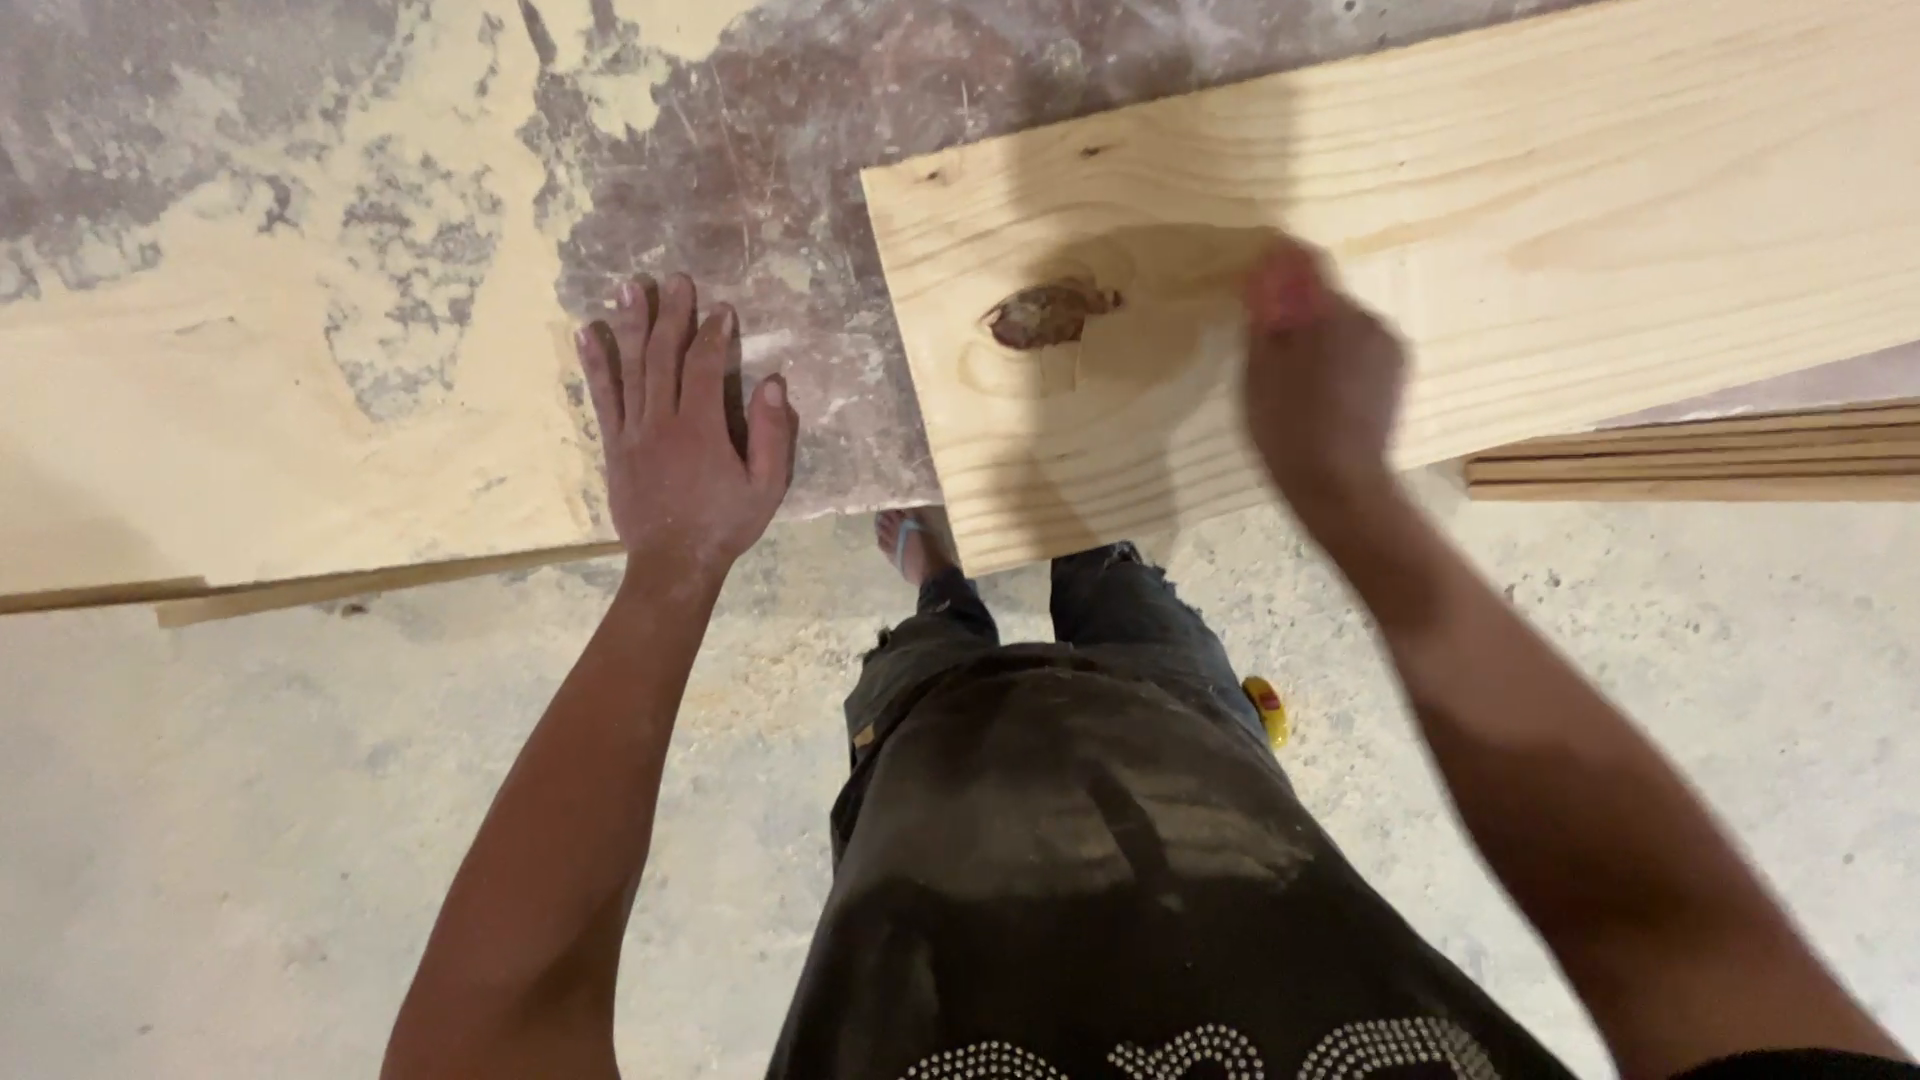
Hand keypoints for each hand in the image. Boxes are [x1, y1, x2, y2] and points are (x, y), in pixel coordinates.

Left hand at [574, 273, 797, 576]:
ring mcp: (632, 432)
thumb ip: (772, 434)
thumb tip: (773, 383)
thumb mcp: (767, 487)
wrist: (673, 562)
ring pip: (630, 368)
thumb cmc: (726, 525)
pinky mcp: (614, 445)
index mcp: (701, 429)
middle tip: (675, 278)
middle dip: (672, 314)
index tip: (722, 308)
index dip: (713, 333)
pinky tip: (587, 333)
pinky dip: (595, 364)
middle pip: (663, 356)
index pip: (703, 366)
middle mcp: (661, 421)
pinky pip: (602, 397)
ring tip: (629, 286)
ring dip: (630, 324)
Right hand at [1242, 238, 1407, 516]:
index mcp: (1329, 312)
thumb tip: (1267, 265)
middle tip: (1270, 356)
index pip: (1305, 263)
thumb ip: (1265, 313)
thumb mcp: (1259, 370)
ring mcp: (1388, 345)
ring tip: (1297, 383)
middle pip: (1325, 299)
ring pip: (1343, 325)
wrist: (1339, 482)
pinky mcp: (1398, 371)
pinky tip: (1324, 395)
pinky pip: (1361, 348)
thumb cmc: (1286, 427)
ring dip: (1320, 339)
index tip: (1257, 286)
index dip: (1278, 267)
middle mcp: (1367, 317)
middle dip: (1298, 315)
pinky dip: (1340, 359)